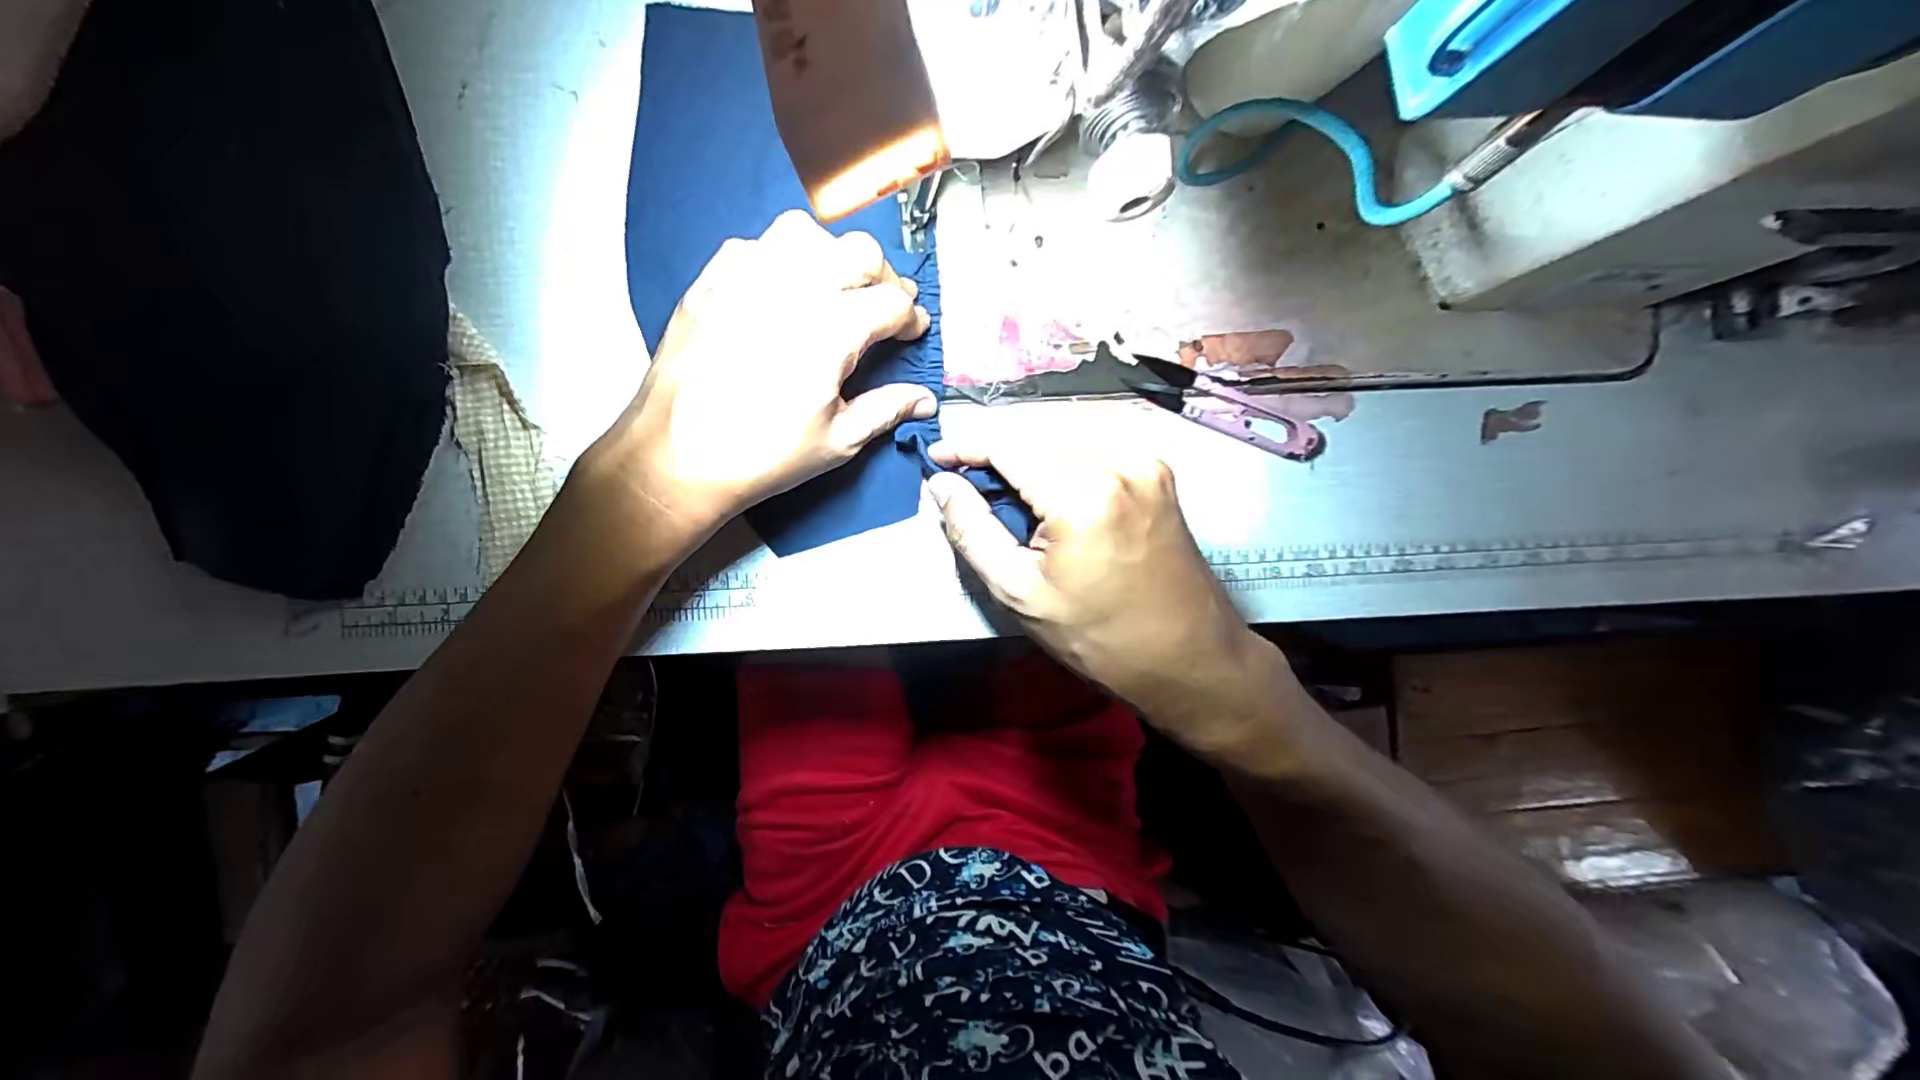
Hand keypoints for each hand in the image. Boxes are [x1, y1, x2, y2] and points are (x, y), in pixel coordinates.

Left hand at [580, 211, 934, 546]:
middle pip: (858, 252)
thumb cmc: (757, 454)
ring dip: (832, 254)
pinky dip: (780, 258)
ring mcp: (745, 279)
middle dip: (883, 276)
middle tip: (884, 307)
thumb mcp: (838, 440)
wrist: (676, 457)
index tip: (912, 330)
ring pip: (805, 234)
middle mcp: (791, 289)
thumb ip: (886, 409)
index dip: (911, 317)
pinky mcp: (711, 283)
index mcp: (832, 329)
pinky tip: (783, 290)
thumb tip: (921, 400)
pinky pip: (754, 246)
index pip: (891, 301)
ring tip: (835, 286)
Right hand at [927, 430, 1293, 761]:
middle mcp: (1121, 462)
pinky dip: (1064, 465)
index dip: (965, 447)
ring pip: (1065, 439)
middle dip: (998, 458)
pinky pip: (1095, 450)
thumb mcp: (1020, 592)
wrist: (1188, 658)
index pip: (1008, 445)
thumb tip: (943, 485)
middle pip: (1037, 437)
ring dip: (1030, 460)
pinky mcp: (1159, 473)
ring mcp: (1147, 463)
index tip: (936, 459)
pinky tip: (1054, 499)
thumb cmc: (1100, 637)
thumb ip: (973, 530)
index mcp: (1084, 492)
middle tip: (969, 490)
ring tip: (1012, 501)